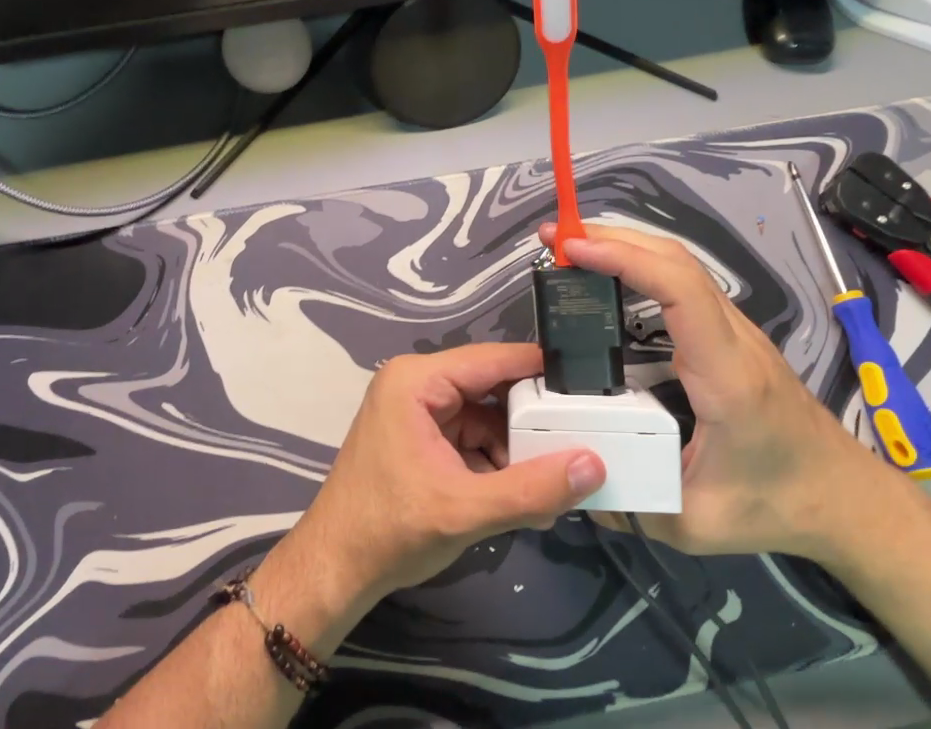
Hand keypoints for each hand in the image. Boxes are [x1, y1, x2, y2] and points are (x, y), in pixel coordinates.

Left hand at [281, 344, 607, 610]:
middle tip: (582, 441)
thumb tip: (595, 466)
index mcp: (416, 381)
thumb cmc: (389, 531)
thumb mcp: (465, 511)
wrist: (335, 571)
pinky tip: (522, 496)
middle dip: (531, 420)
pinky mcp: (423, 441)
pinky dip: (498, 465)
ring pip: (487, 418)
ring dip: (516, 450)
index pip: (493, 359)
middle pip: (493, 389)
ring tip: (554, 481)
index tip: (591, 384)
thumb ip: (531, 489)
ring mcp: (419, 413)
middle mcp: (417, 385)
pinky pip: (473, 440)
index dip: (541, 370)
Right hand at [543, 222, 891, 560]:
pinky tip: (611, 275)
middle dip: (613, 238)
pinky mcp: (733, 339)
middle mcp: (735, 340)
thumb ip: (629, 508)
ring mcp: (738, 334)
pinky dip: (642, 266)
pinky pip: (686, 285)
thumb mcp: (695, 523)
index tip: (572, 251)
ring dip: (627, 247)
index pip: (681, 291)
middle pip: (678, 262)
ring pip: (684, 266)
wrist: (847, 499)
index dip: (625, 259)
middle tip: (554, 238)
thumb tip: (570, 483)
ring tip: (571, 249)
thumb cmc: (777, 507)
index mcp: (727, 376)